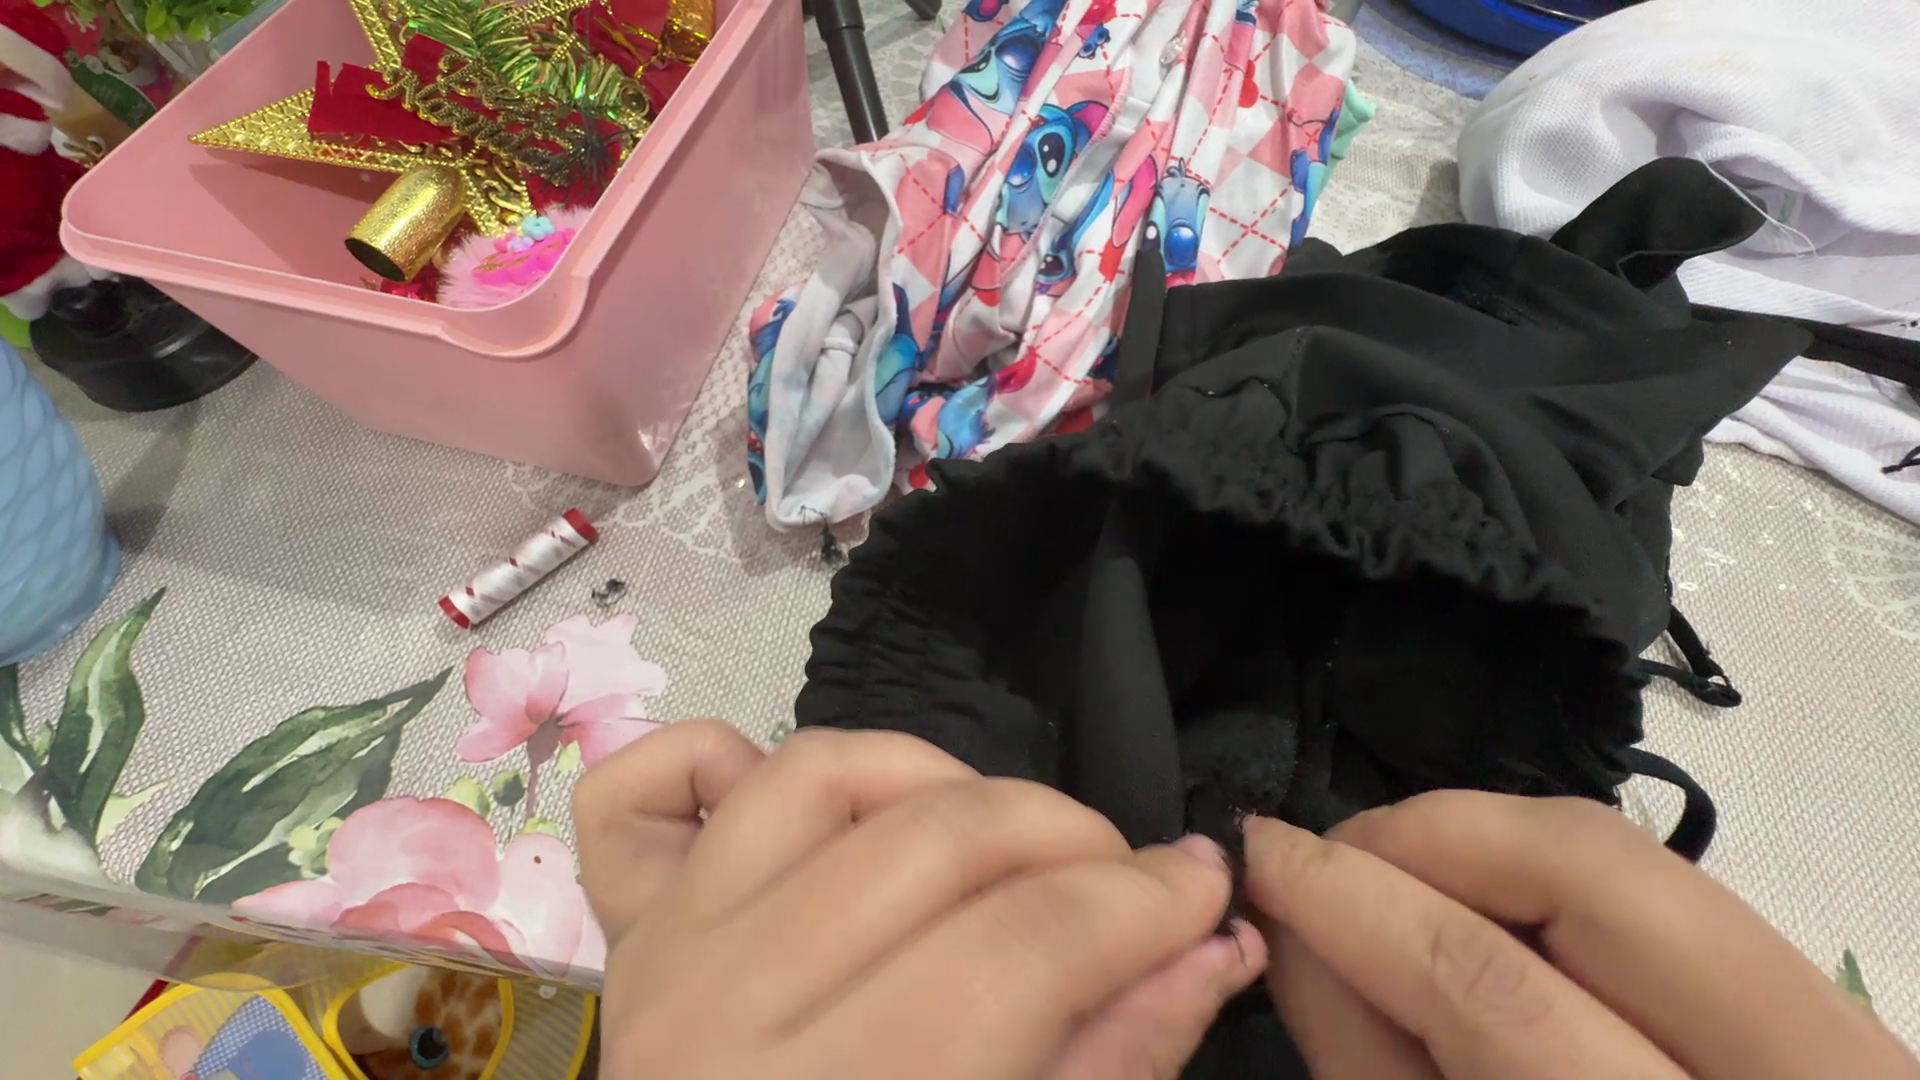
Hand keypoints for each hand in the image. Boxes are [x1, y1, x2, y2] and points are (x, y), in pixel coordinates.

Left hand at [573, 720, 1266, 1079]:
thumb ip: (1119, 1055)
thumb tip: (1214, 935)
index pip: (1015, 952)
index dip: (1138, 903)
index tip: (1204, 881)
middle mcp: (718, 1020)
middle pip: (930, 847)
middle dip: (1065, 834)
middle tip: (1125, 866)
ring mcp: (658, 953)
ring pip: (816, 772)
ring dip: (936, 775)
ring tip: (1000, 829)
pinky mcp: (624, 921)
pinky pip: (648, 786)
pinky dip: (723, 752)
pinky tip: (810, 800)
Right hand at [1243, 791, 1919, 1078]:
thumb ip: (1356, 1040)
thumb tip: (1282, 905)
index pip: (1495, 990)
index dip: (1349, 897)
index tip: (1257, 853)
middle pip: (1588, 866)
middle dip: (1413, 834)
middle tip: (1321, 858)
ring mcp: (1844, 1042)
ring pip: (1617, 850)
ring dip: (1460, 842)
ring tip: (1380, 881)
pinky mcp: (1823, 1012)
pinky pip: (1639, 882)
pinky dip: (1517, 869)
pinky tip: (1463, 911)